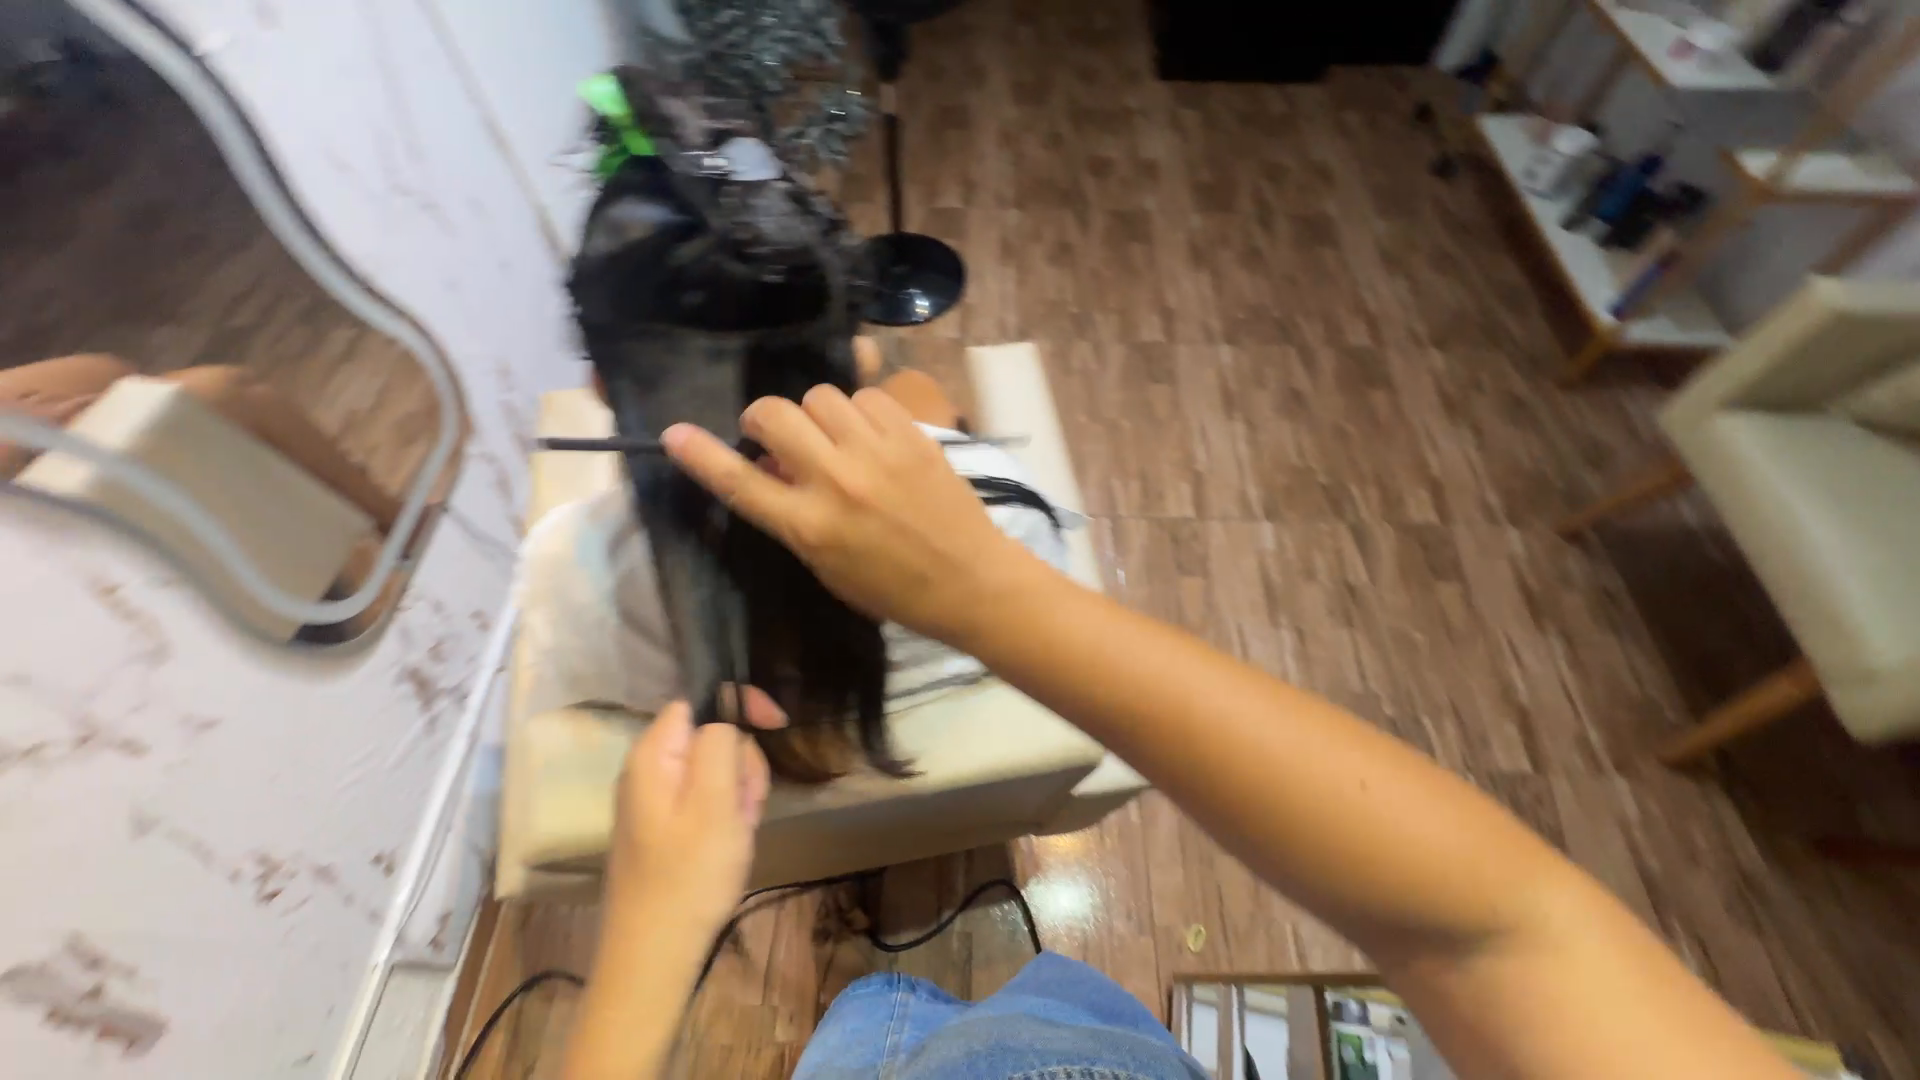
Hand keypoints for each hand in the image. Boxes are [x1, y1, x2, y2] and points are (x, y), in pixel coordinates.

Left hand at [602, 694, 783, 942]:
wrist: (654, 956)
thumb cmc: (689, 876)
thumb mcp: (716, 801)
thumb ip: (720, 743)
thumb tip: (722, 712)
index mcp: (653, 755)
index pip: (700, 701)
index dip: (740, 707)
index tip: (777, 726)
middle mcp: (648, 770)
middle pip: (713, 738)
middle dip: (742, 765)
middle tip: (744, 807)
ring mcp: (655, 801)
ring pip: (717, 772)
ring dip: (739, 796)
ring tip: (737, 833)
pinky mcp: (665, 828)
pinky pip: (708, 803)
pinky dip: (727, 817)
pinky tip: (728, 846)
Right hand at [660, 386, 1044, 644]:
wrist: (969, 580)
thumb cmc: (893, 589)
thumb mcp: (827, 567)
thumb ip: (792, 515)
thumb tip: (772, 463)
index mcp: (809, 526)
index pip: (740, 482)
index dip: (701, 455)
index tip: (676, 433)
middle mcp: (837, 481)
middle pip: (774, 414)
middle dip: (764, 419)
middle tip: (776, 437)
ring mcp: (878, 452)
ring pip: (820, 396)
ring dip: (815, 415)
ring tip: (833, 439)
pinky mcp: (913, 435)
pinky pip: (867, 395)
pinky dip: (859, 411)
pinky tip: (869, 435)